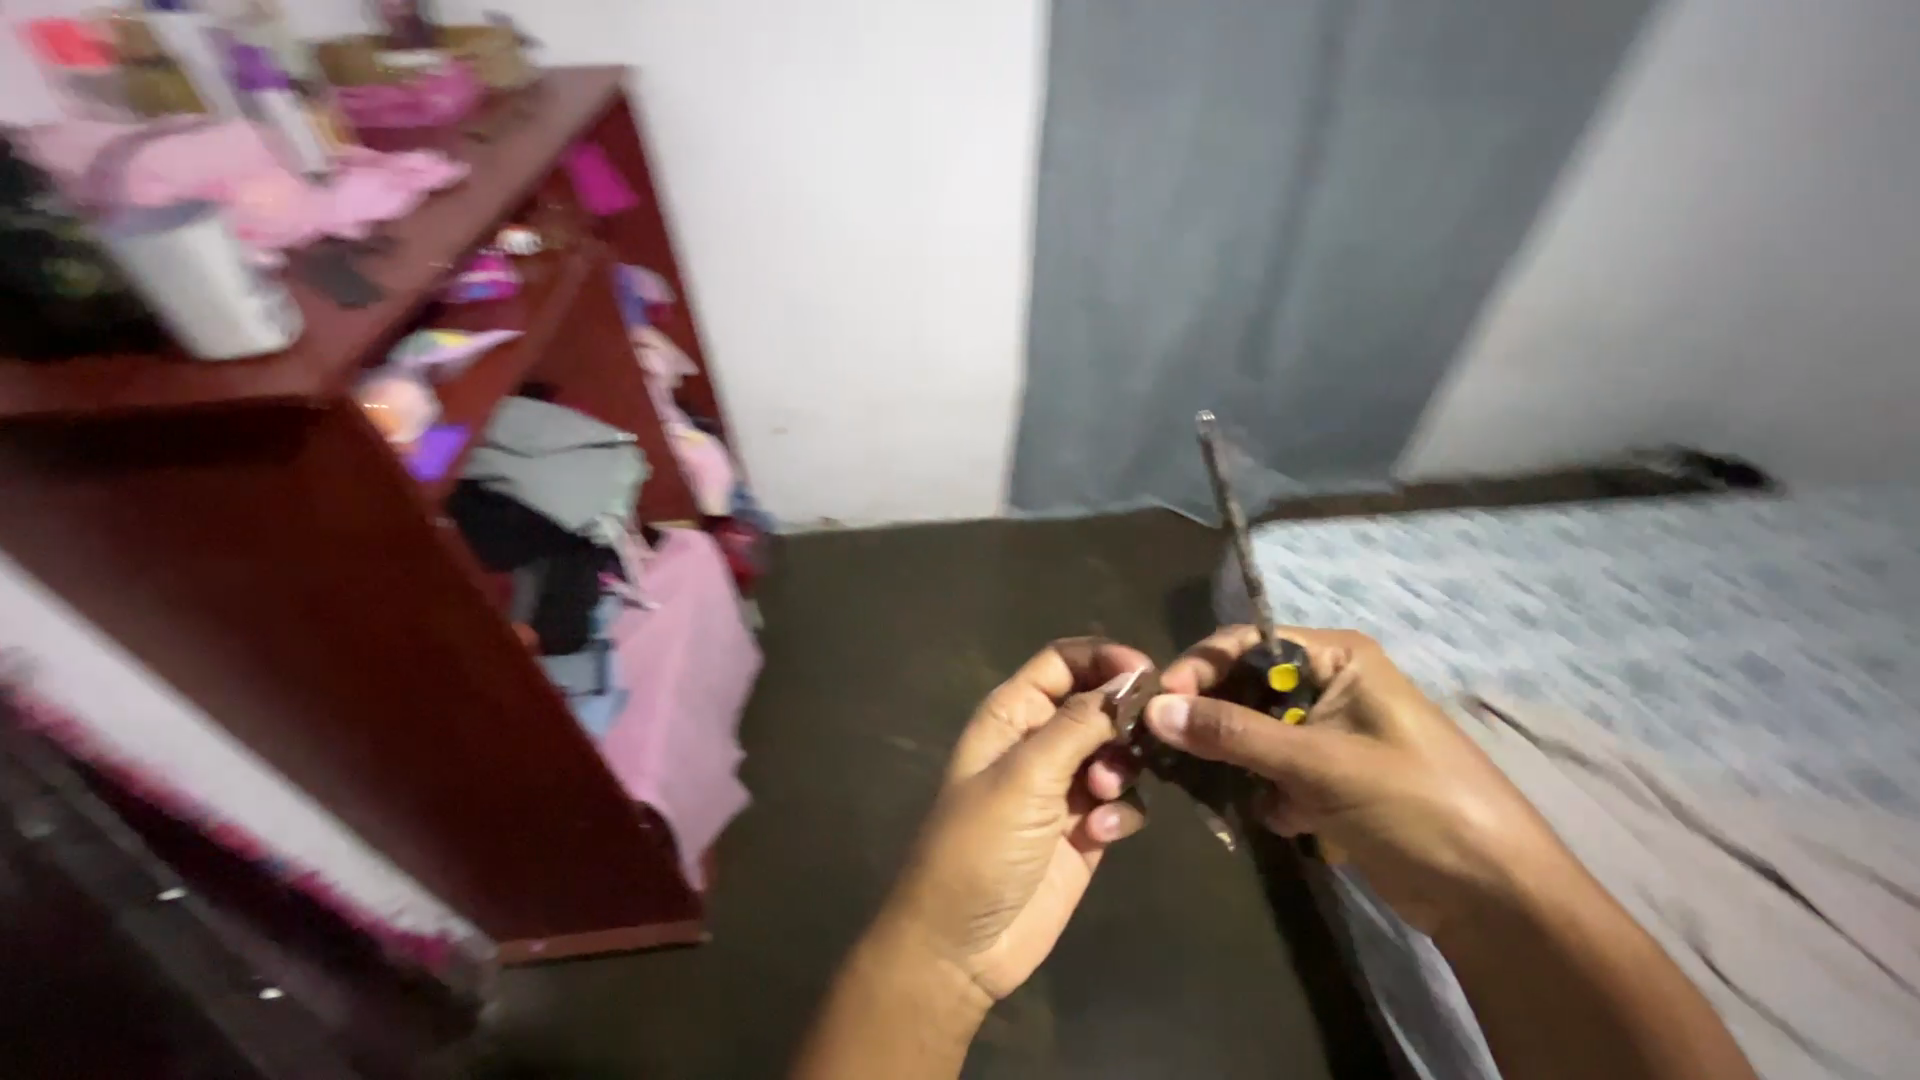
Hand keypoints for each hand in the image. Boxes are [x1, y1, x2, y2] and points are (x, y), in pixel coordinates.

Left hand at [874, 638, 1151, 1002]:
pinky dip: (1121, 810)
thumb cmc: (980, 846)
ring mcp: (1064, 786)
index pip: (1063, 660)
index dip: (1104, 658)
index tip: (1148, 674)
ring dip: (1122, 768)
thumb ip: (1078, 723)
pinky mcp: (1085, 828)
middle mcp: (1039, 741)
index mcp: (1012, 714)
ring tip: (1103, 796)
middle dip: (1122, 719)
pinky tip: (1101, 834)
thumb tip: (1130, 677)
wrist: (963, 944)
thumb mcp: (1026, 775)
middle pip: (1098, 703)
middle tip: (1140, 742)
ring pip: (1117, 751)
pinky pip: (1123, 799)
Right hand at [1149, 625, 1575, 935]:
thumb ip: (1232, 733)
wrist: (1492, 895)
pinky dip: (1263, 792)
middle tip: (1165, 750)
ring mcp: (1328, 734)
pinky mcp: (1327, 778)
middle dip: (1209, 719)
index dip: (1199, 667)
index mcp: (1337, 658)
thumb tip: (1153, 709)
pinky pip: (1270, 770)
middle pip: (1244, 688)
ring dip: (1232, 760)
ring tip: (1212, 788)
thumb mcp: (1318, 762)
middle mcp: (1329, 685)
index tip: (1156, 705)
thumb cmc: (1414, 804)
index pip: (1247, 644)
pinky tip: (1279, 818)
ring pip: (1252, 733)